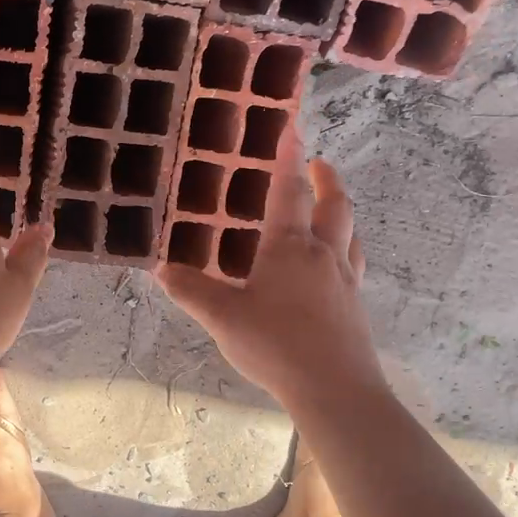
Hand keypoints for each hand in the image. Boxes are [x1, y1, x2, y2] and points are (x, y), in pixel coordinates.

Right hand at [155, 129, 387, 411]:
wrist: (336, 389)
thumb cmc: (276, 345)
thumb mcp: (222, 318)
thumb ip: (192, 291)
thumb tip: (161, 268)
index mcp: (289, 248)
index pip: (288, 192)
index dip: (287, 158)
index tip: (292, 127)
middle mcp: (323, 255)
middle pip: (334, 205)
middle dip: (325, 179)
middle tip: (317, 163)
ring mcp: (345, 281)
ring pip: (351, 232)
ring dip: (341, 210)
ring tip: (331, 207)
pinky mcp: (356, 306)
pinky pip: (354, 262)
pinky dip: (347, 247)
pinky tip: (337, 263)